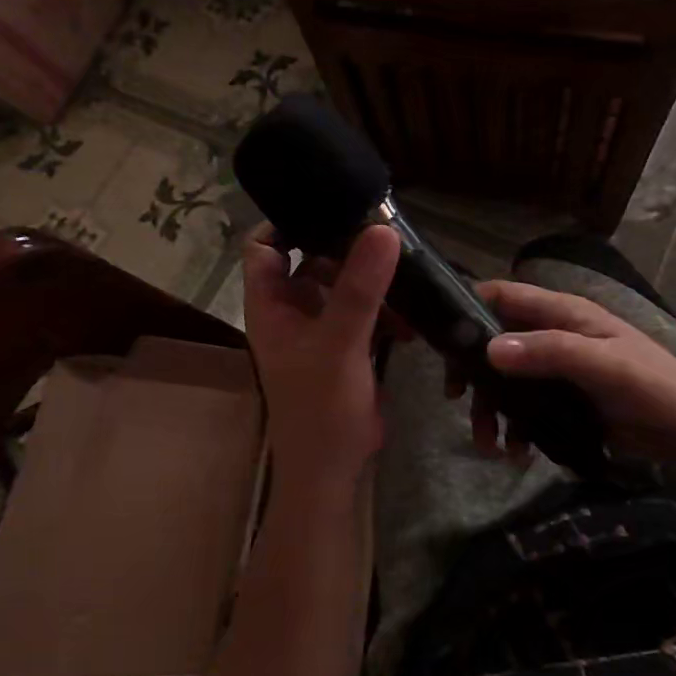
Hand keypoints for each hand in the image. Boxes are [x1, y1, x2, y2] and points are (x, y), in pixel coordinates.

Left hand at [242, 224, 400, 479]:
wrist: (334, 468)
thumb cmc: (322, 407)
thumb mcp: (339, 343)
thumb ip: (359, 288)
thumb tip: (383, 231)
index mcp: (272, 306)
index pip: (266, 247)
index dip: (290, 224)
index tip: (334, 207)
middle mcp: (292, 313)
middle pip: (311, 262)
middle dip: (345, 250)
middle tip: (384, 238)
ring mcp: (320, 331)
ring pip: (342, 288)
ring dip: (370, 283)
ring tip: (404, 281)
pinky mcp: (347, 349)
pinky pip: (364, 314)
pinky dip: (384, 312)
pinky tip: (409, 322)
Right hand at [457, 281, 675, 478]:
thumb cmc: (654, 387)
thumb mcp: (604, 366)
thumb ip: (551, 352)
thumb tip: (489, 349)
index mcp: (565, 314)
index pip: (506, 296)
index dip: (468, 307)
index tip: (437, 338)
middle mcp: (557, 337)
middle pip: (497, 342)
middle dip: (474, 371)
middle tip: (455, 399)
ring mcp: (560, 372)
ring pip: (509, 381)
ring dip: (493, 409)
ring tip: (488, 444)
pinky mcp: (566, 404)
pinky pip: (527, 410)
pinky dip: (515, 428)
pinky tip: (516, 452)